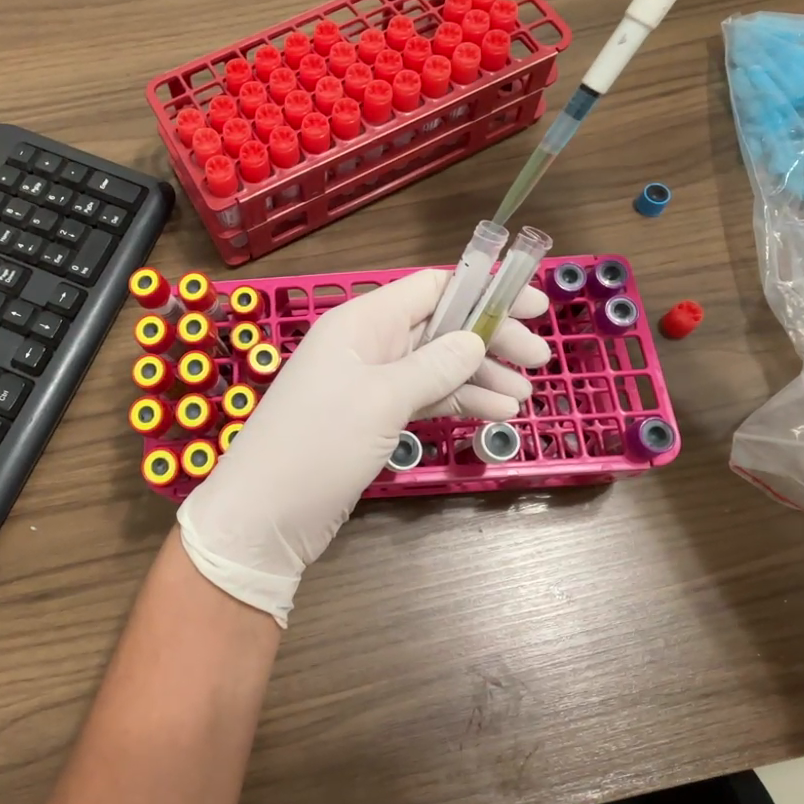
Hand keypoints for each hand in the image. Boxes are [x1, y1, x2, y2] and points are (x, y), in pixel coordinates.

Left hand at [176, 269, 550, 625]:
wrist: (265, 515)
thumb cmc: (318, 444)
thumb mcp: (380, 399)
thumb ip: (432, 366)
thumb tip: (473, 339)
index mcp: (361, 322)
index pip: (430, 288)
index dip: (483, 291)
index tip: (535, 305)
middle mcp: (366, 344)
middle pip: (438, 326)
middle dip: (488, 338)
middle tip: (539, 359)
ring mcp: (368, 383)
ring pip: (435, 365)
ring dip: (479, 376)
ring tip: (524, 396)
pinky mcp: (371, 418)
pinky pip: (423, 397)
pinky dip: (457, 402)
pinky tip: (494, 413)